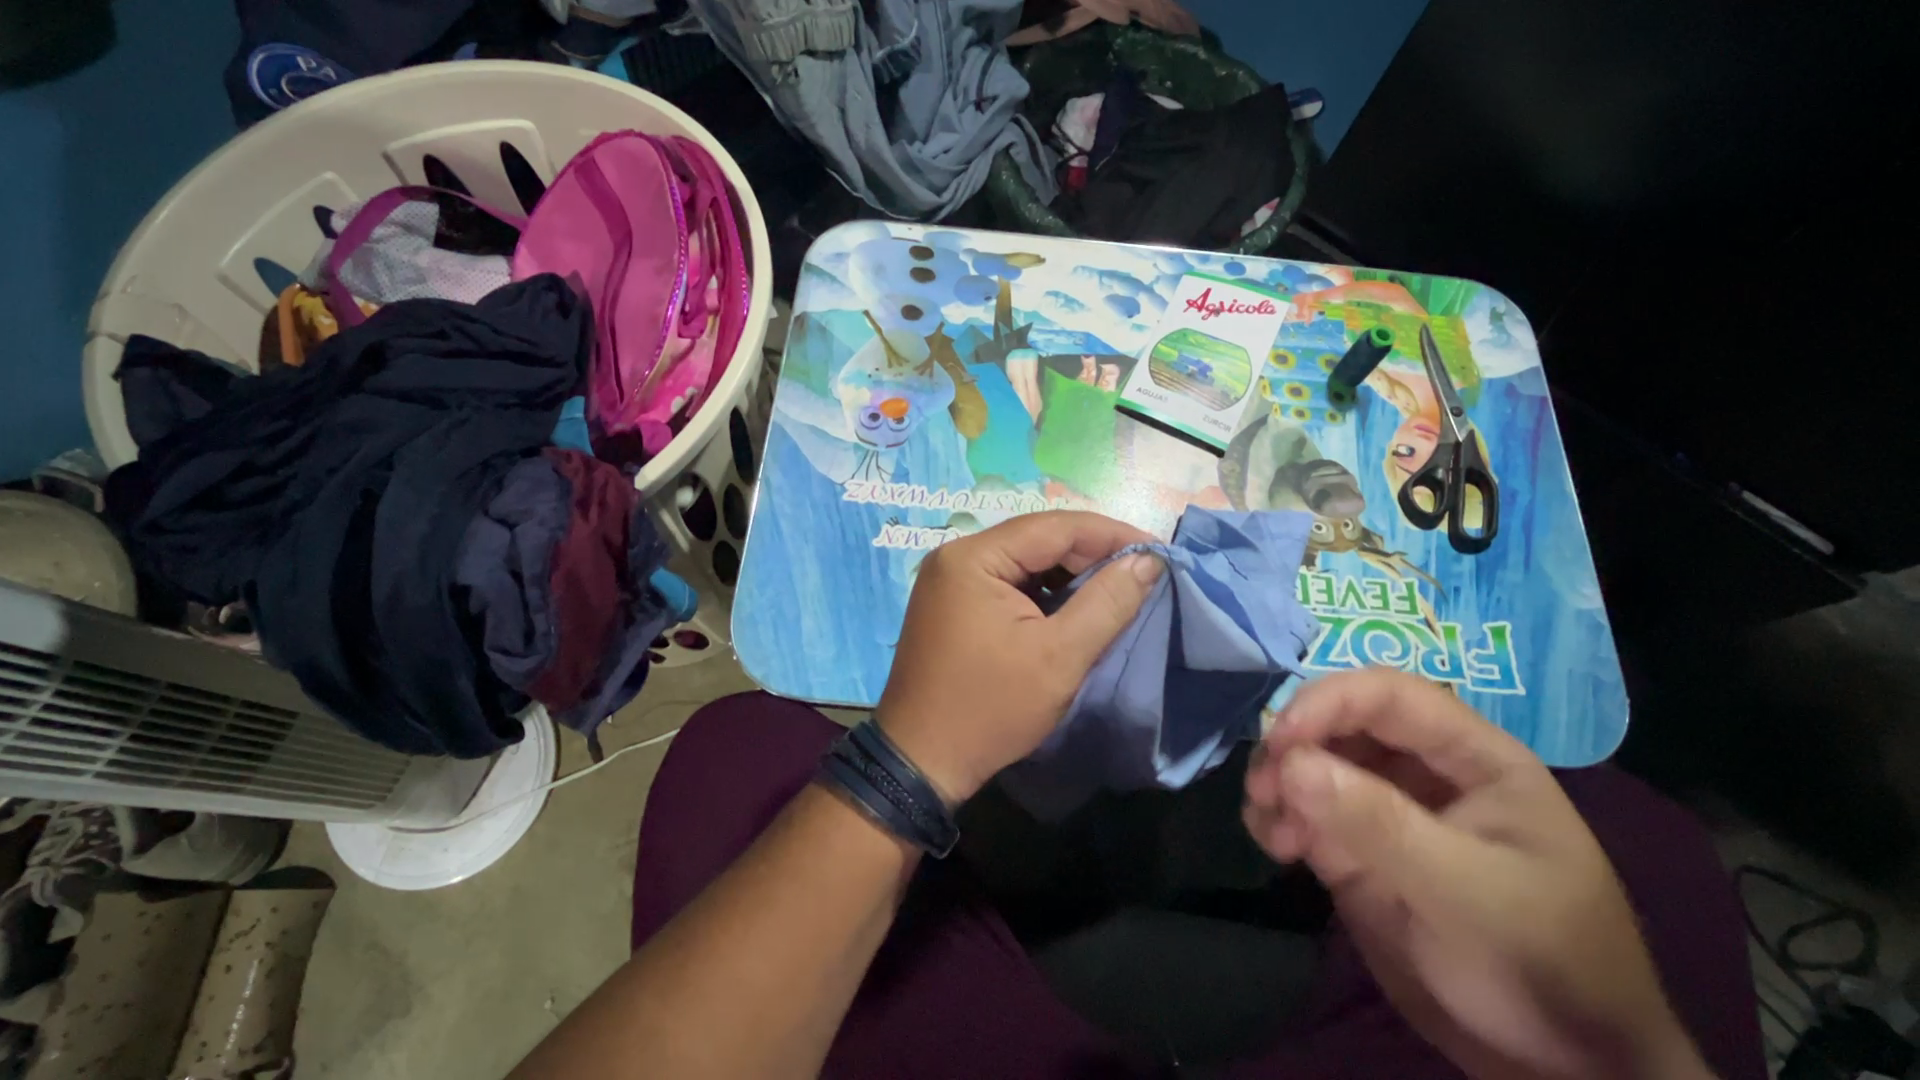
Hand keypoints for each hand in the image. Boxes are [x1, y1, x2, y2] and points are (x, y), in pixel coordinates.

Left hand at [876, 511, 1161, 803]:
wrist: (921, 762)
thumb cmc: (991, 709)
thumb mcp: (1060, 657)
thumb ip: (1108, 603)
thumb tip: (1148, 560)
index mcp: (974, 557)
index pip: (1055, 526)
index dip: (1111, 534)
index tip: (1159, 552)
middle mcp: (956, 556)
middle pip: (1038, 539)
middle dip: (1092, 555)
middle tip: (1142, 575)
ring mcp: (949, 580)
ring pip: (1025, 561)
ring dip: (1071, 575)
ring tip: (1116, 592)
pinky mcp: (952, 605)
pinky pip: (1008, 583)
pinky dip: (1045, 593)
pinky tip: (1074, 610)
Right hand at [1243, 670, 1712, 1079]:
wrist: (1557, 1066)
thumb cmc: (1540, 963)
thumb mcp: (1465, 890)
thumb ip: (1378, 823)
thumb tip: (1289, 761)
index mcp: (1475, 760)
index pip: (1391, 697)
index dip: (1329, 703)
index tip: (1280, 741)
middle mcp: (1426, 775)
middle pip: (1342, 725)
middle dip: (1295, 745)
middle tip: (1261, 788)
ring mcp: (1389, 816)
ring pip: (1316, 767)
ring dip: (1279, 782)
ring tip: (1265, 823)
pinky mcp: (1359, 858)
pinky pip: (1306, 816)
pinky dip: (1278, 819)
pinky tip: (1274, 846)